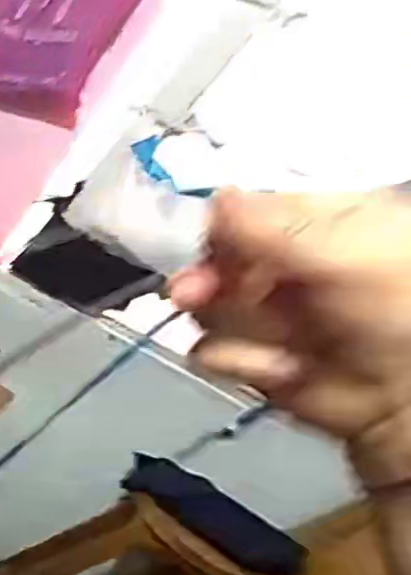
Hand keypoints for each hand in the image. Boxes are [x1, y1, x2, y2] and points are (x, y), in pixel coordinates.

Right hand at [169, 188, 410, 485]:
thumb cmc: (406, 315)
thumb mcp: (356, 255)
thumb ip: (281, 227)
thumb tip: (216, 196)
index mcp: (346, 229)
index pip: (263, 214)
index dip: (225, 229)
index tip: (202, 244)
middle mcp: (307, 270)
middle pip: (223, 265)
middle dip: (207, 282)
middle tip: (193, 293)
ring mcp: (279, 318)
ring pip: (209, 312)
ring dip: (229, 329)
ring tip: (271, 343)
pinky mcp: (256, 359)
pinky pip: (212, 353)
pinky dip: (238, 362)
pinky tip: (278, 369)